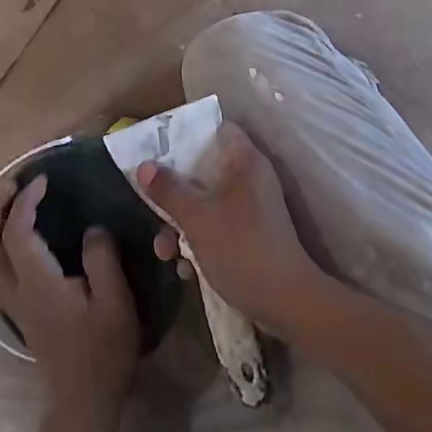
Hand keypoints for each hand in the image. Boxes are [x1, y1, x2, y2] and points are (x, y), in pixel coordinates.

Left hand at [0, 175, 139, 409]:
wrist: (84, 399)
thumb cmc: (103, 350)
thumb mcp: (115, 301)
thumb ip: (102, 259)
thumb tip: (92, 229)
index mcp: (38, 282)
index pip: (17, 232)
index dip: (25, 202)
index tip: (43, 180)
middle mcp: (17, 290)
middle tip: (13, 183)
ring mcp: (14, 303)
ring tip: (11, 203)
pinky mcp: (20, 312)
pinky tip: (16, 238)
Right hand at [135, 123, 328, 335]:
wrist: (287, 303)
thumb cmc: (241, 249)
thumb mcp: (197, 219)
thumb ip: (169, 190)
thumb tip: (144, 166)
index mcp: (244, 161)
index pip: (216, 128)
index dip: (187, 133)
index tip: (158, 146)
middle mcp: (250, 177)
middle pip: (204, 168)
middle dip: (174, 190)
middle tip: (151, 205)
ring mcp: (251, 207)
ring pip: (206, 200)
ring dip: (180, 223)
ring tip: (164, 251)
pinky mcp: (250, 233)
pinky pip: (216, 225)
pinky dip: (198, 240)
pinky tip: (184, 268)